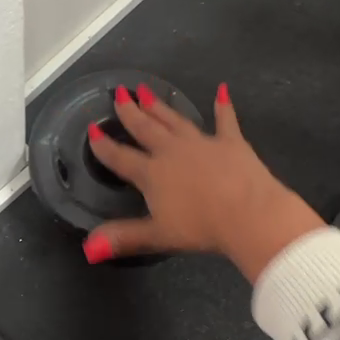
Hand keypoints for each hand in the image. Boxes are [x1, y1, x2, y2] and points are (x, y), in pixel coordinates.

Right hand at [84, 83, 325, 281]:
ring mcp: (202, 143)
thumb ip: (123, 238)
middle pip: (146, 129)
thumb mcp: (157, 236)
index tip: (92, 131)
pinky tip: (223, 90)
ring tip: (146, 90)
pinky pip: (225, 120)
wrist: (250, 214)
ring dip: (160, 106)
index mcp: (152, 174)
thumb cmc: (201, 228)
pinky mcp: (231, 142)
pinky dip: (223, 106)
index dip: (104, 146)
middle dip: (130, 112)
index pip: (121, 158)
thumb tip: (89, 248)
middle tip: (120, 94)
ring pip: (175, 120)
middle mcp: (172, 152)